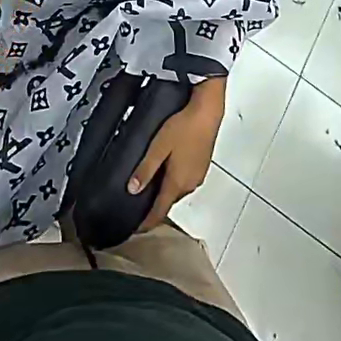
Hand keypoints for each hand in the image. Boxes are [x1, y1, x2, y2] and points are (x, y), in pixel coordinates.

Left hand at [128, 76, 225, 230]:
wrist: (208, 111)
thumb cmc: (184, 127)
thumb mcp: (158, 147)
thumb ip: (145, 170)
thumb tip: (132, 190)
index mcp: (177, 183)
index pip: (159, 212)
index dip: (146, 223)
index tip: (134, 229)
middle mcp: (190, 184)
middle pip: (168, 202)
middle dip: (154, 205)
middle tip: (136, 201)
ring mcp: (198, 175)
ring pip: (177, 190)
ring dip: (164, 191)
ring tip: (150, 183)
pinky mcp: (202, 166)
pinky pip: (185, 180)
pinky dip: (174, 180)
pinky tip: (167, 168)